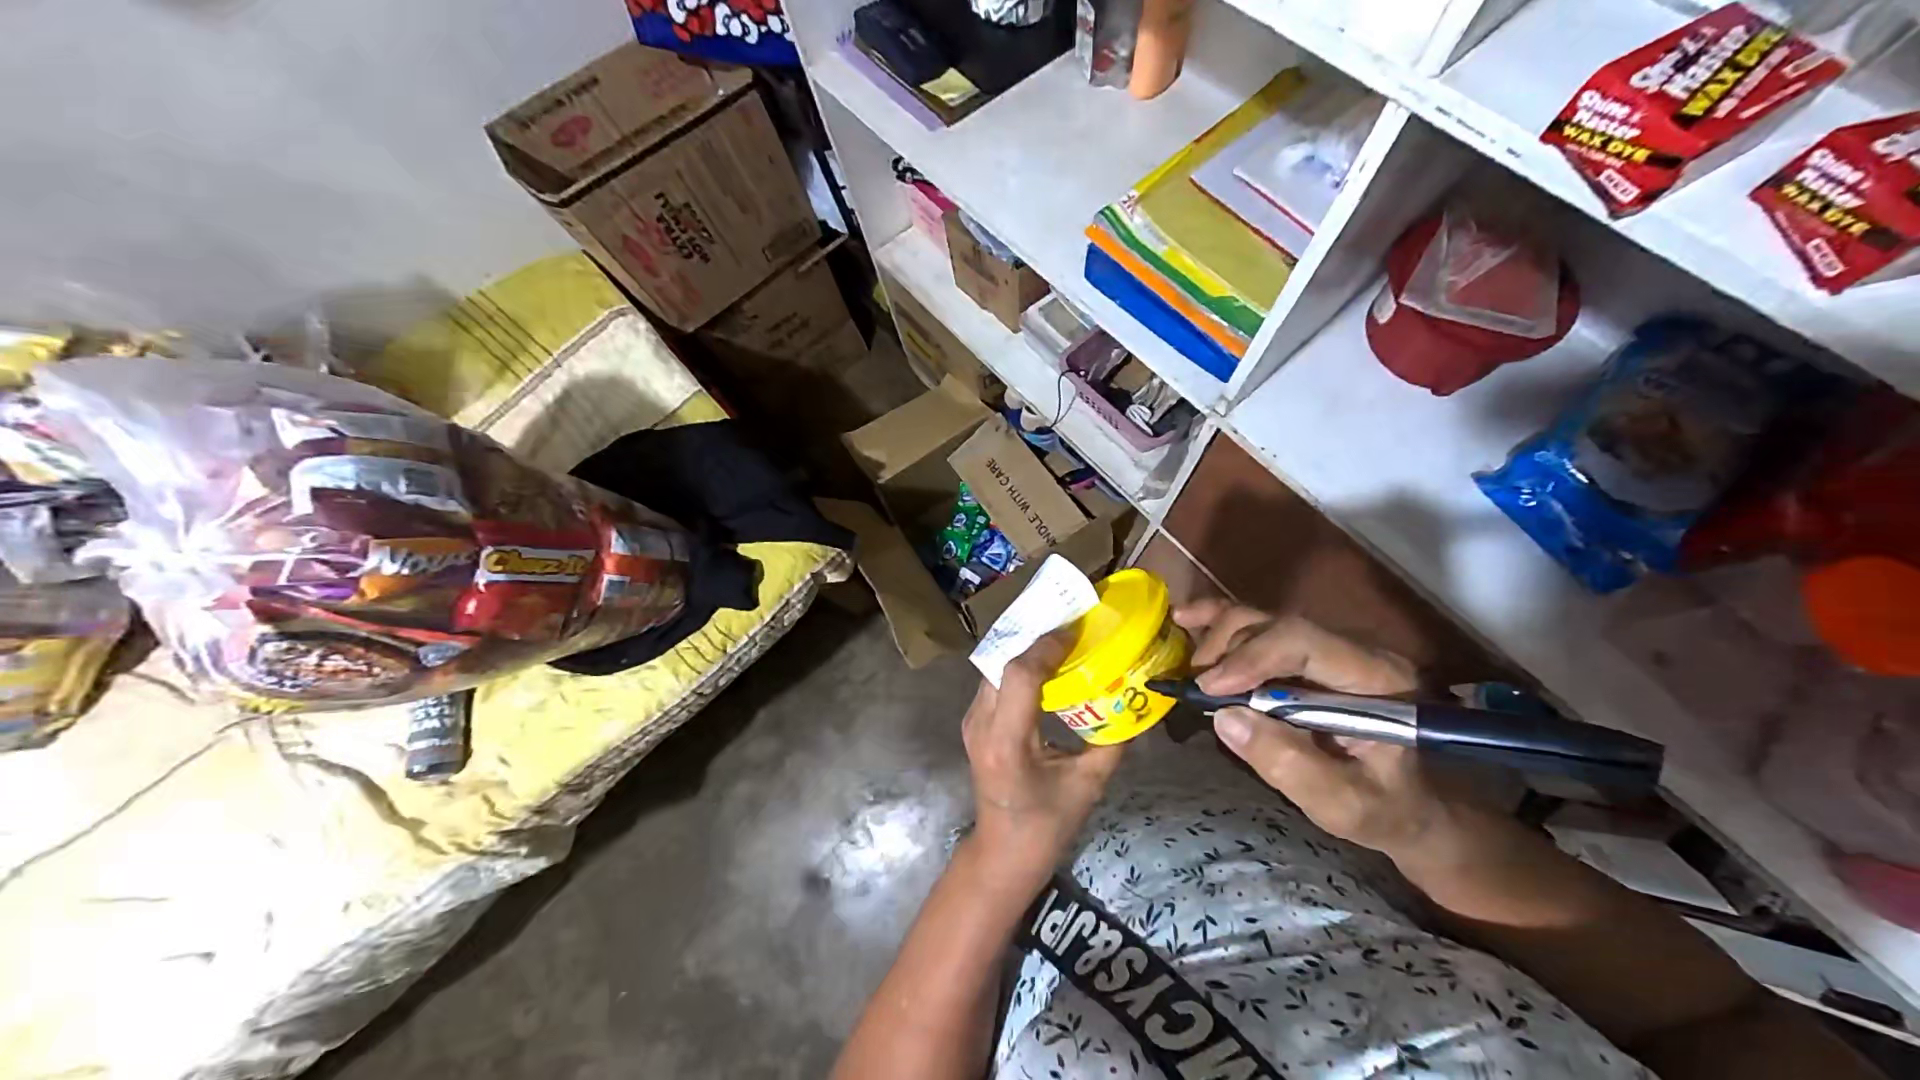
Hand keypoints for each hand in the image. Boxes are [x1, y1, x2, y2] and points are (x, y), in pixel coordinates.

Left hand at [961, 635, 1123, 884]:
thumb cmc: (1046, 824)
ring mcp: (972, 721)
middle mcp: (981, 723)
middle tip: (1070, 626)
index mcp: (1007, 740)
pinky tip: (1043, 665)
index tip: (1074, 631)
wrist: (1003, 851)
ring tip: (1059, 640)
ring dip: (1024, 651)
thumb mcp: (1088, 784)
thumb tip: (1134, 702)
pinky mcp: (974, 722)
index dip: (1046, 646)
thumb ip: (1111, 741)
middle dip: (1035, 640)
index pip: (1020, 675)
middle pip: (1002, 663)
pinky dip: (1016, 667)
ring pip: (994, 668)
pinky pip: (993, 681)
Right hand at [1173, 600, 1447, 857]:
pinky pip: (1254, 625)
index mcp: (1375, 676)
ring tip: (1193, 678)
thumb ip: (1288, 764)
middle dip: (1227, 652)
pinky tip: (1184, 619)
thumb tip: (1225, 717)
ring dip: (1216, 641)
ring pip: (1258, 619)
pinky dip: (1216, 620)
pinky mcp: (1301, 651)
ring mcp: (1324, 644)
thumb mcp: (1343, 804)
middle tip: (1197, 692)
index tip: (1210, 689)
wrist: (1409, 805)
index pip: (1304, 642)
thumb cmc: (1383, 808)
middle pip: (1274, 626)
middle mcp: (1350, 648)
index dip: (1251, 657)